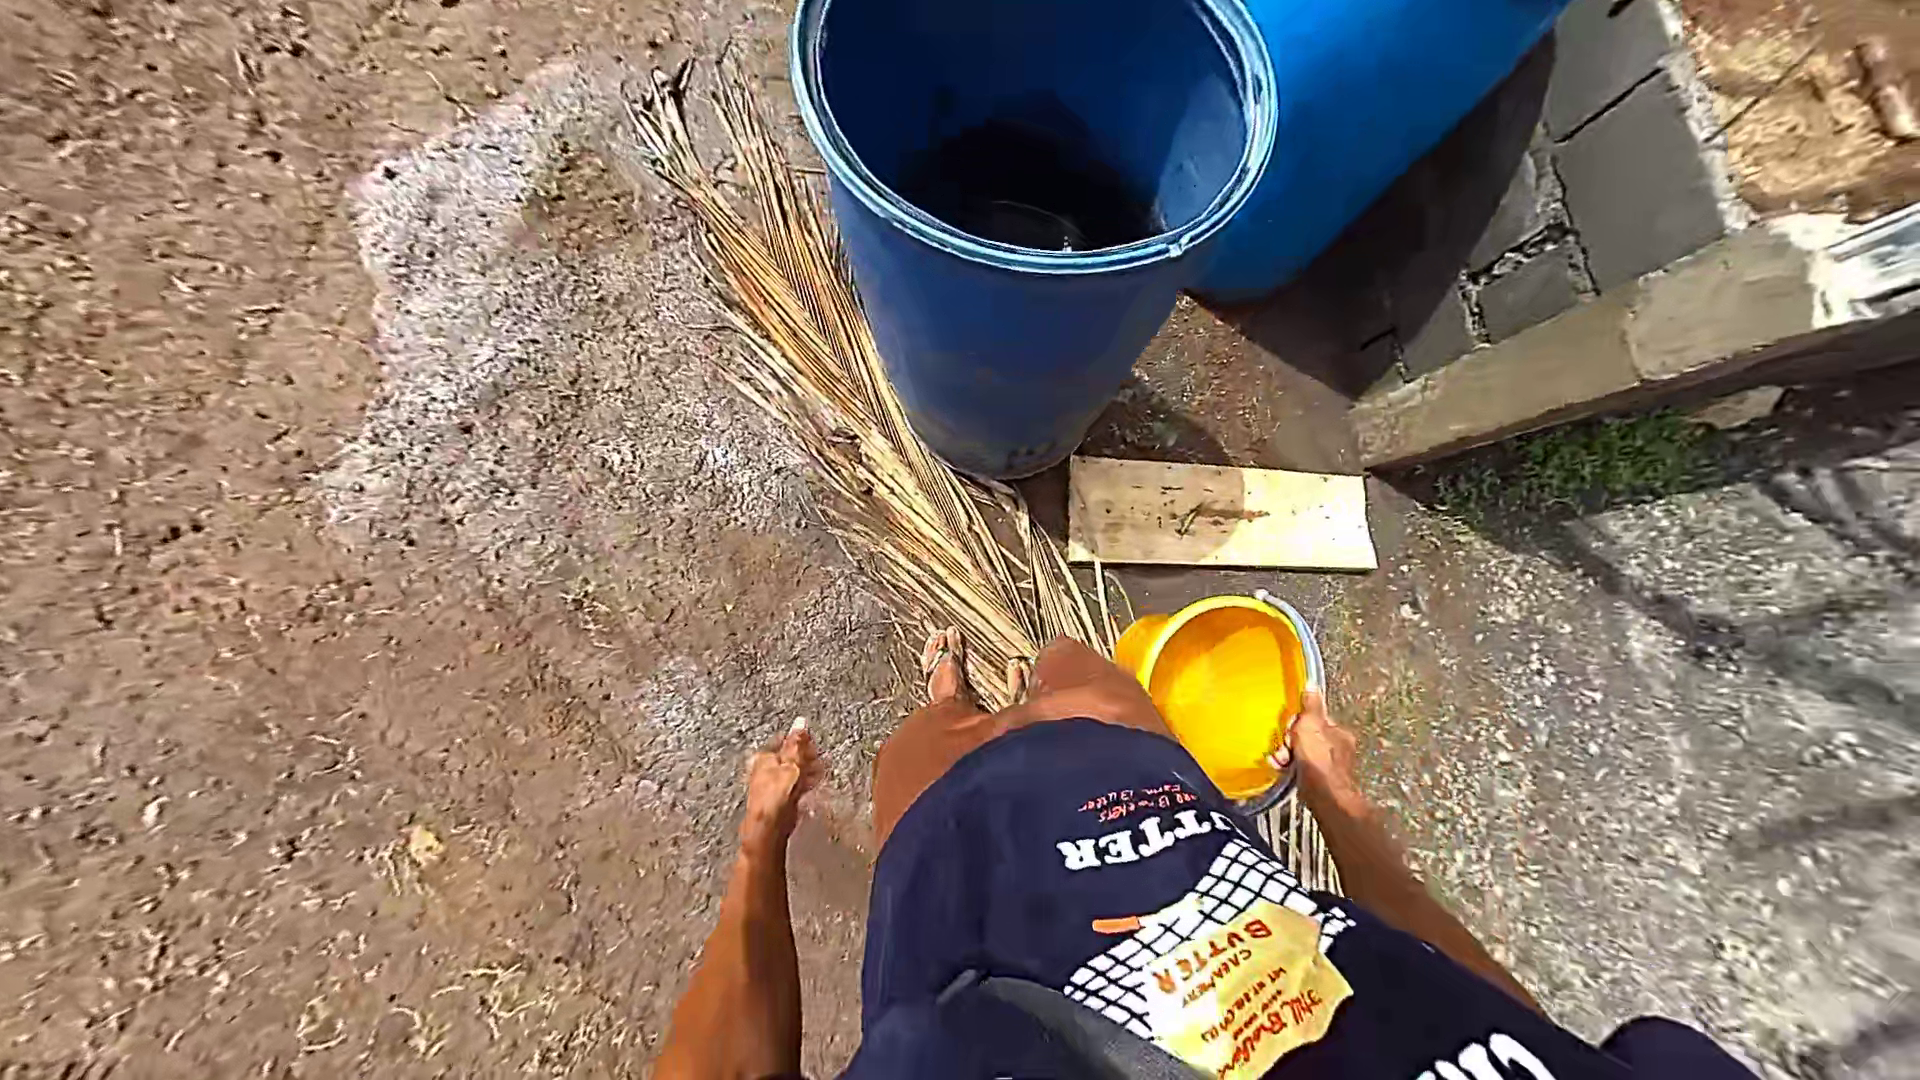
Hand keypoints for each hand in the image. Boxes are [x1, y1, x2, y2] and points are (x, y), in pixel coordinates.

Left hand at [740, 718, 822, 854]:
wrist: (771, 826)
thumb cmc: (777, 793)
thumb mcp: (792, 763)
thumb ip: (798, 743)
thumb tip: (801, 721)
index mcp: (764, 756)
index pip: (784, 739)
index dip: (800, 739)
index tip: (813, 741)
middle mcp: (765, 769)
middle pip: (789, 755)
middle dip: (806, 755)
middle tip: (819, 756)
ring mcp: (772, 784)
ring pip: (793, 771)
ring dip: (807, 769)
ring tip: (820, 771)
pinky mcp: (780, 798)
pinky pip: (795, 784)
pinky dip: (805, 782)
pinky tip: (813, 784)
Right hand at [1273, 691, 1367, 813]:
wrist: (1324, 795)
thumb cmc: (1319, 759)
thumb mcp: (1311, 725)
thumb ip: (1310, 705)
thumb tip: (1312, 684)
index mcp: (1338, 733)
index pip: (1312, 719)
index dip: (1297, 722)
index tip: (1290, 728)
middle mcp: (1336, 747)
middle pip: (1304, 735)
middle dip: (1289, 740)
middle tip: (1285, 746)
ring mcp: (1328, 764)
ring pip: (1299, 751)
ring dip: (1285, 753)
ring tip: (1280, 759)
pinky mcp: (1318, 779)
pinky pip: (1298, 766)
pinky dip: (1288, 766)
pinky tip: (1281, 767)